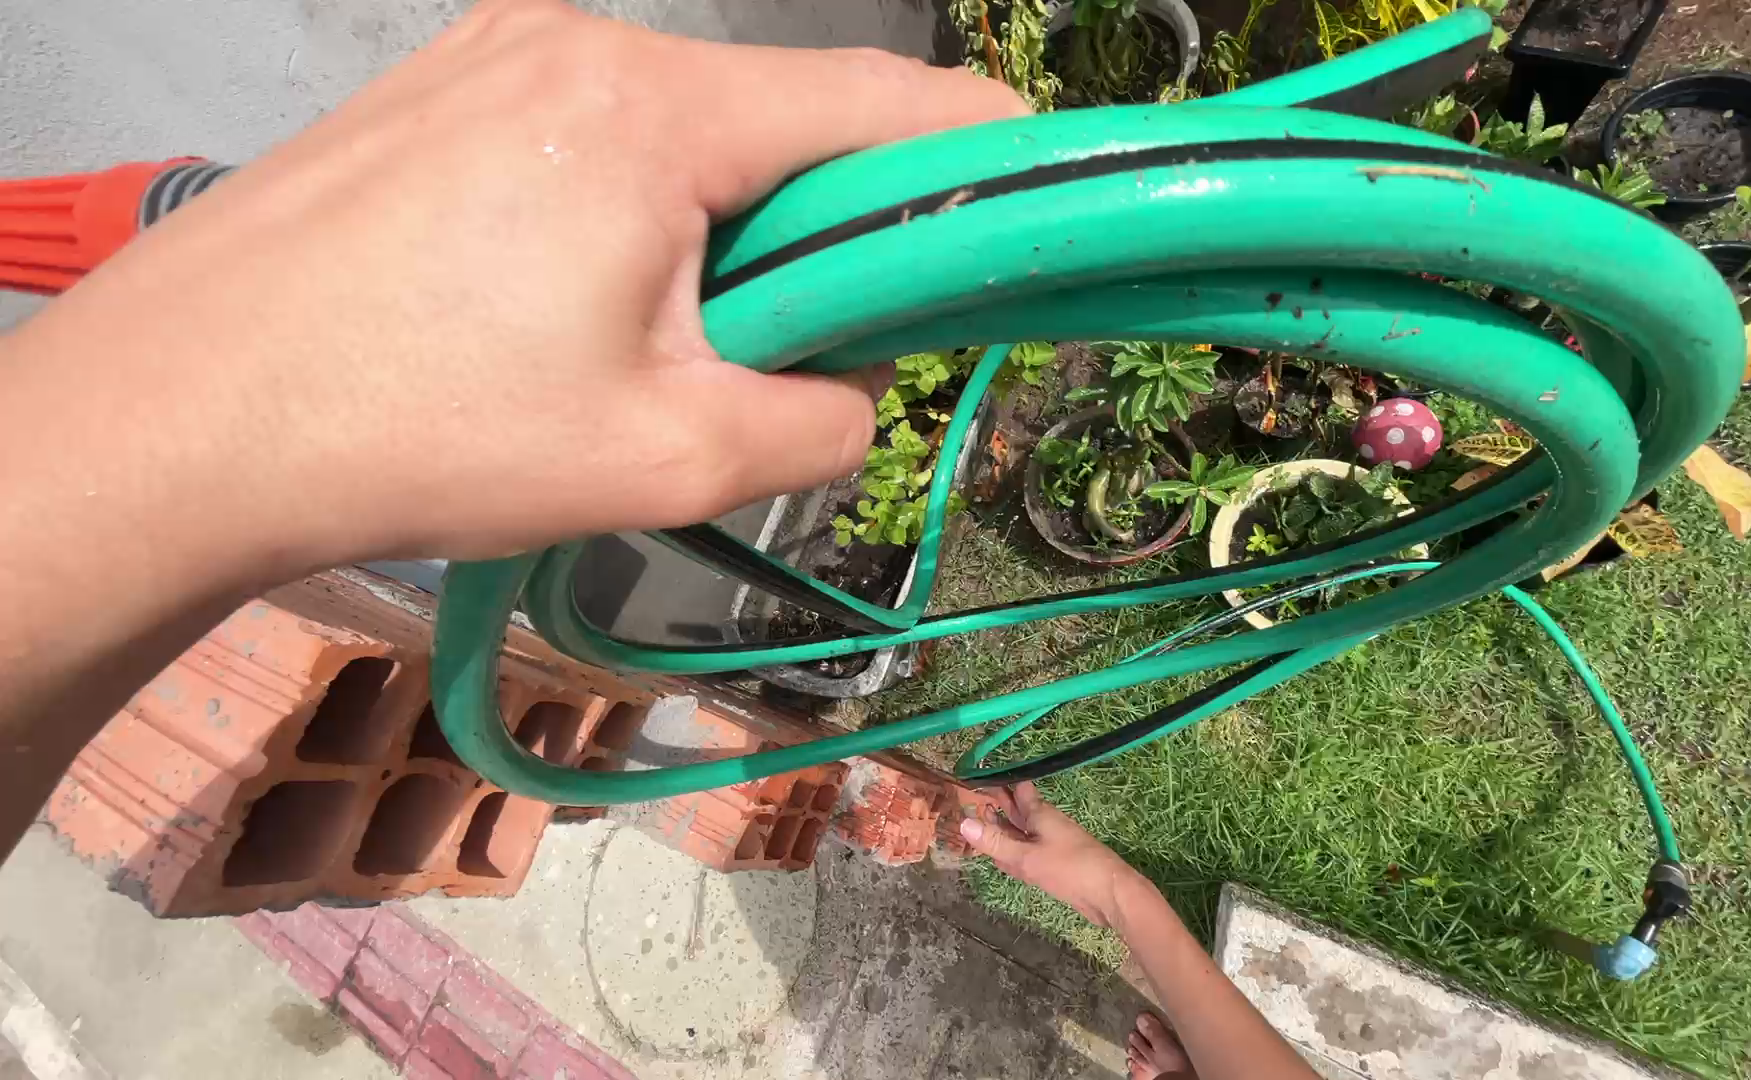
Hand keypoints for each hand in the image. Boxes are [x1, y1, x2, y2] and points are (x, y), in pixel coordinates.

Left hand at [1, 0, 1023, 589]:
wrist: (186, 426)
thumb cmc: (437, 437)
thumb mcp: (678, 461)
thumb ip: (820, 425)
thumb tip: (857, 396)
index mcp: (652, 115)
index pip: (870, 104)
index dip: (974, 138)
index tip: (1040, 169)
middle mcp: (588, 48)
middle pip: (791, 123)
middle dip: (851, 222)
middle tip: (859, 323)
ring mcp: (514, 58)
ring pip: (711, 139)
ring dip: (759, 232)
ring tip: (724, 337)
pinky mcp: (467, 100)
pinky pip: (631, 143)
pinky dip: (683, 217)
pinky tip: (639, 301)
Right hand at [960, 782, 1148, 928]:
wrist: (1109, 894)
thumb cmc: (1070, 867)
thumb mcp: (1027, 857)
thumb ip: (996, 843)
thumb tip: (963, 822)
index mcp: (1039, 812)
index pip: (1015, 788)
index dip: (997, 783)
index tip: (973, 780)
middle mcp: (1044, 823)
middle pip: (1016, 810)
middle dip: (995, 809)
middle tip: (968, 807)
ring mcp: (1051, 843)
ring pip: (1021, 833)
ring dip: (1003, 833)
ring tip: (978, 832)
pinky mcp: (1055, 863)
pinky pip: (1028, 853)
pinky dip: (1014, 854)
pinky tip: (1002, 861)